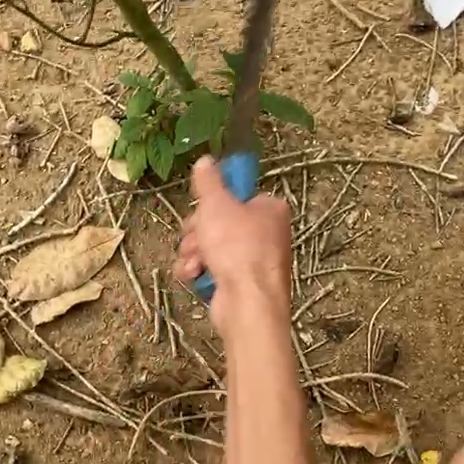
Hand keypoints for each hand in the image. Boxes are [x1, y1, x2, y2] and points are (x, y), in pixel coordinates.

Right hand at [175, 156, 291, 338]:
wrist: (248, 302)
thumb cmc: (238, 247)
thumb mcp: (218, 205)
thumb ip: (209, 182)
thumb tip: (205, 160)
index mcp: (268, 209)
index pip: (235, 196)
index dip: (212, 203)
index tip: (201, 208)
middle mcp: (265, 234)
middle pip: (218, 222)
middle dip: (198, 232)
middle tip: (197, 238)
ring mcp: (253, 261)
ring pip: (209, 246)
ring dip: (194, 252)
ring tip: (196, 261)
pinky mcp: (239, 284)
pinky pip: (210, 269)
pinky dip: (198, 272)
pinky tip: (194, 275)